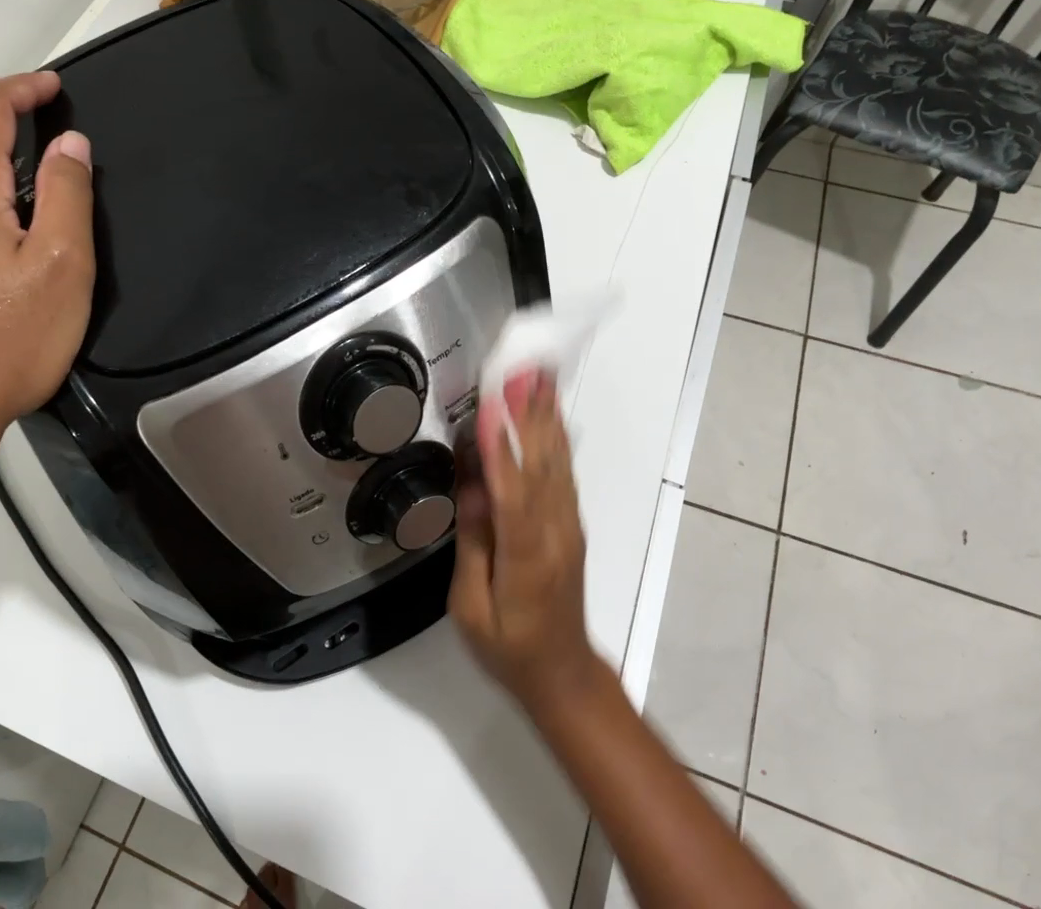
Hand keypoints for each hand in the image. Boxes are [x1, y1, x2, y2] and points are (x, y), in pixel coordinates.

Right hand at [449, 371, 603, 709]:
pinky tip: (549, 417)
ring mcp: (567, 526)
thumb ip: (473, 546)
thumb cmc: (508, 647)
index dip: (499, 449)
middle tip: (524, 369)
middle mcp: (554, 533)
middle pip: (542, 465)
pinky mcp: (570, 525)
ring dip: (547, 417)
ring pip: (557, 463)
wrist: (561, 671)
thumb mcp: (471, 609)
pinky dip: (555, 440)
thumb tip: (472, 491)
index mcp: (526, 558)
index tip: (490, 406)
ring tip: (541, 376)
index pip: (511, 493)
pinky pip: (562, 475)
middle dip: (531, 414)